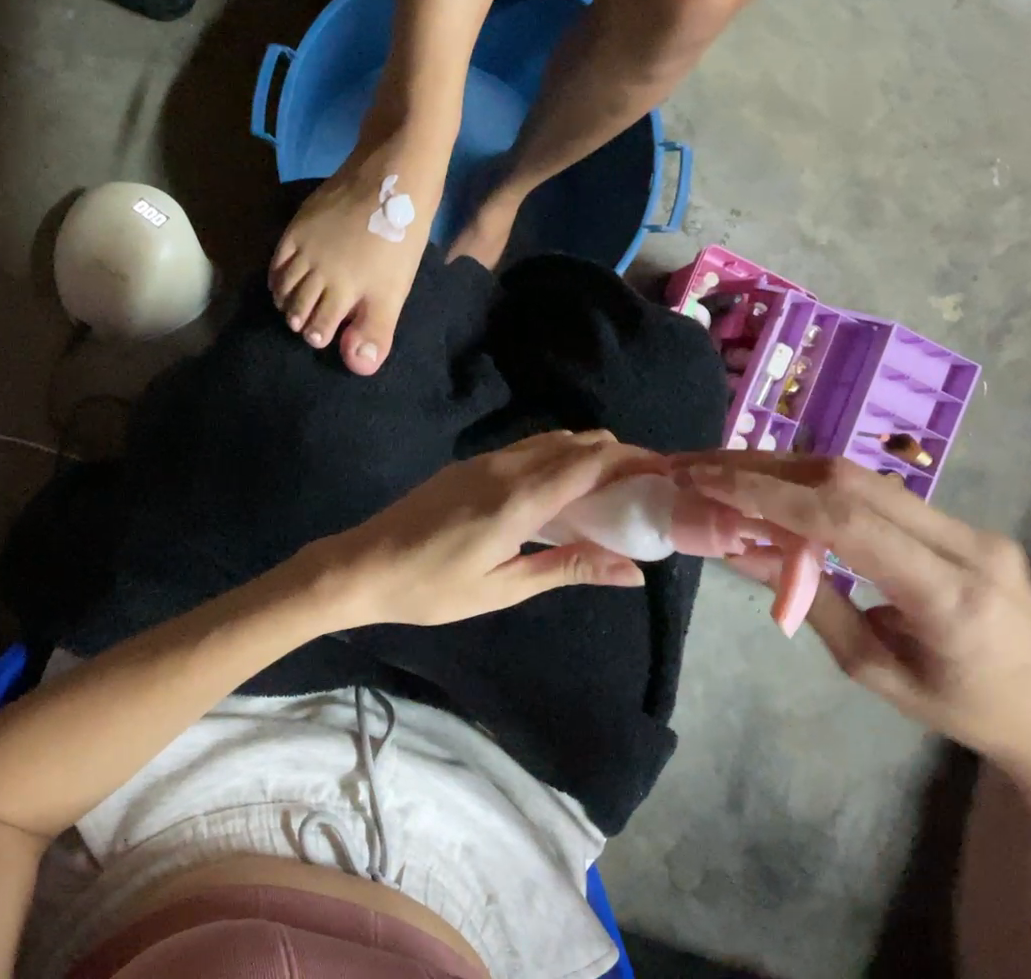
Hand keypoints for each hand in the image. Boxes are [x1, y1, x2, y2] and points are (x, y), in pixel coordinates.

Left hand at [306, 431, 658, 627]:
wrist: (362, 566)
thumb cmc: (432, 587)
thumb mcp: (503, 587)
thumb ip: (568, 569)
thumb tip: (633, 571)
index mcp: (518, 497)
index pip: (591, 462)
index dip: (634, 461)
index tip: (668, 475)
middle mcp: (504, 467)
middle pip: (575, 443)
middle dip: (617, 457)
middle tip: (644, 491)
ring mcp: (481, 462)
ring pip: (548, 442)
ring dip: (585, 457)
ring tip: (609, 493)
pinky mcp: (465, 468)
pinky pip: (524, 451)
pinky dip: (555, 461)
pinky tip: (559, 494)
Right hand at [671, 453, 1030, 784]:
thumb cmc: (961, 708)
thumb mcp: (872, 670)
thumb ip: (810, 603)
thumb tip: (741, 551)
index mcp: (945, 592)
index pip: (842, 518)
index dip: (765, 493)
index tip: (703, 481)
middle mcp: (965, 544)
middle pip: (848, 479)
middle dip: (762, 468)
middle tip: (697, 467)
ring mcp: (969, 527)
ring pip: (859, 476)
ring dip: (783, 470)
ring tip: (721, 473)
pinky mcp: (960, 524)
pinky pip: (876, 492)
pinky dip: (813, 486)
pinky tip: (774, 491)